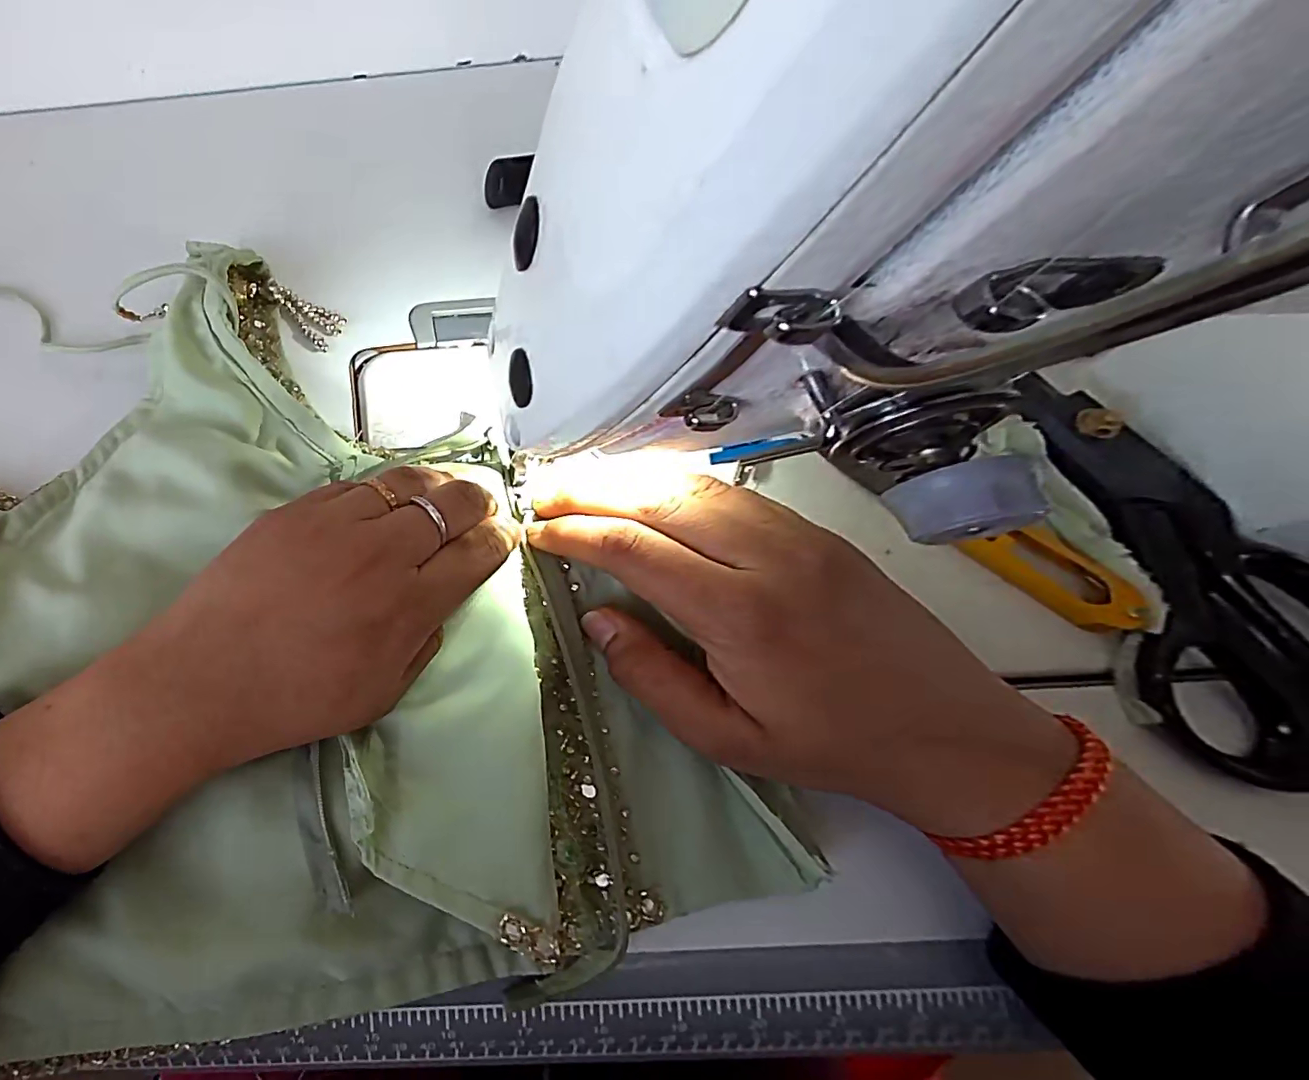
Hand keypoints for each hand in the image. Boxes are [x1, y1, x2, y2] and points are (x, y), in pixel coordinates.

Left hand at [0, 466, 518, 870]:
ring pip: (401, 485)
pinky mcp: (293, 511)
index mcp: (406, 605)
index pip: (471, 557)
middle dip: (476, 501)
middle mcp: (379, 554)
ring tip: (444, 485)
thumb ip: (420, 646)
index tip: (504, 534)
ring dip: (433, 484)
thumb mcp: (378, 695)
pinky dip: (379, 489)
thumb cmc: (293, 700)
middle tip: (484, 500)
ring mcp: (333, 524)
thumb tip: (436, 606)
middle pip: (447, 508)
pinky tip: (383, 496)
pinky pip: (350, 487)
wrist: (204, 677)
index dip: (496, 541)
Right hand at [530, 462, 1269, 985]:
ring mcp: (798, 535)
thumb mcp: (725, 738)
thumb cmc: (829, 745)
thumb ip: (651, 677)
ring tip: (578, 481)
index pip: (634, 549)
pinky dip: (671, 479)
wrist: (956, 735)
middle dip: (589, 489)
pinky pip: (727, 489)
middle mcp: (769, 557)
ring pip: (692, 482)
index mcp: (741, 614)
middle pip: (658, 498)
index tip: (536, 533)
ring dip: (626, 475)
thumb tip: (596, 618)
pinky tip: (642, 485)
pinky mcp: (816, 531)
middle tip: (541, 492)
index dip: (575, 534)